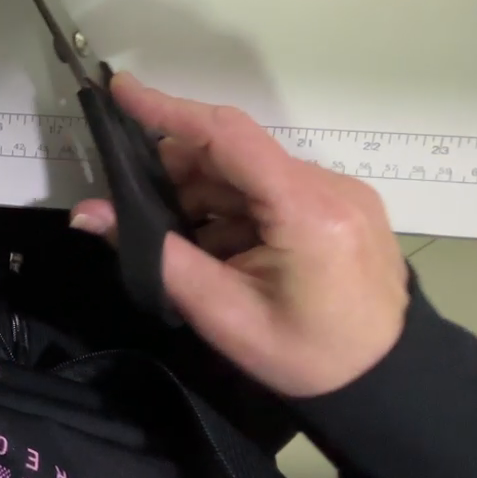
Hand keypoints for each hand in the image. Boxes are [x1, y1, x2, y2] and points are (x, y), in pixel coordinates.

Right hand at [69, 74, 409, 396]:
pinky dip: (228, 203)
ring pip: (243, 168)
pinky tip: (217, 242)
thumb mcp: (221, 311)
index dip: (168, 109)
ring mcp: (339, 192)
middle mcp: (330, 187)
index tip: (119, 88)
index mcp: (308, 211)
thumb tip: (84, 212)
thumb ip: (152, 252)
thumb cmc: (306, 356)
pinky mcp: (338, 202)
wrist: (392, 389)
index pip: (228, 136)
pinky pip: (264, 184)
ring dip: (201, 191)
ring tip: (183, 238)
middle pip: (230, 151)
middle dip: (176, 169)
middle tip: (137, 203)